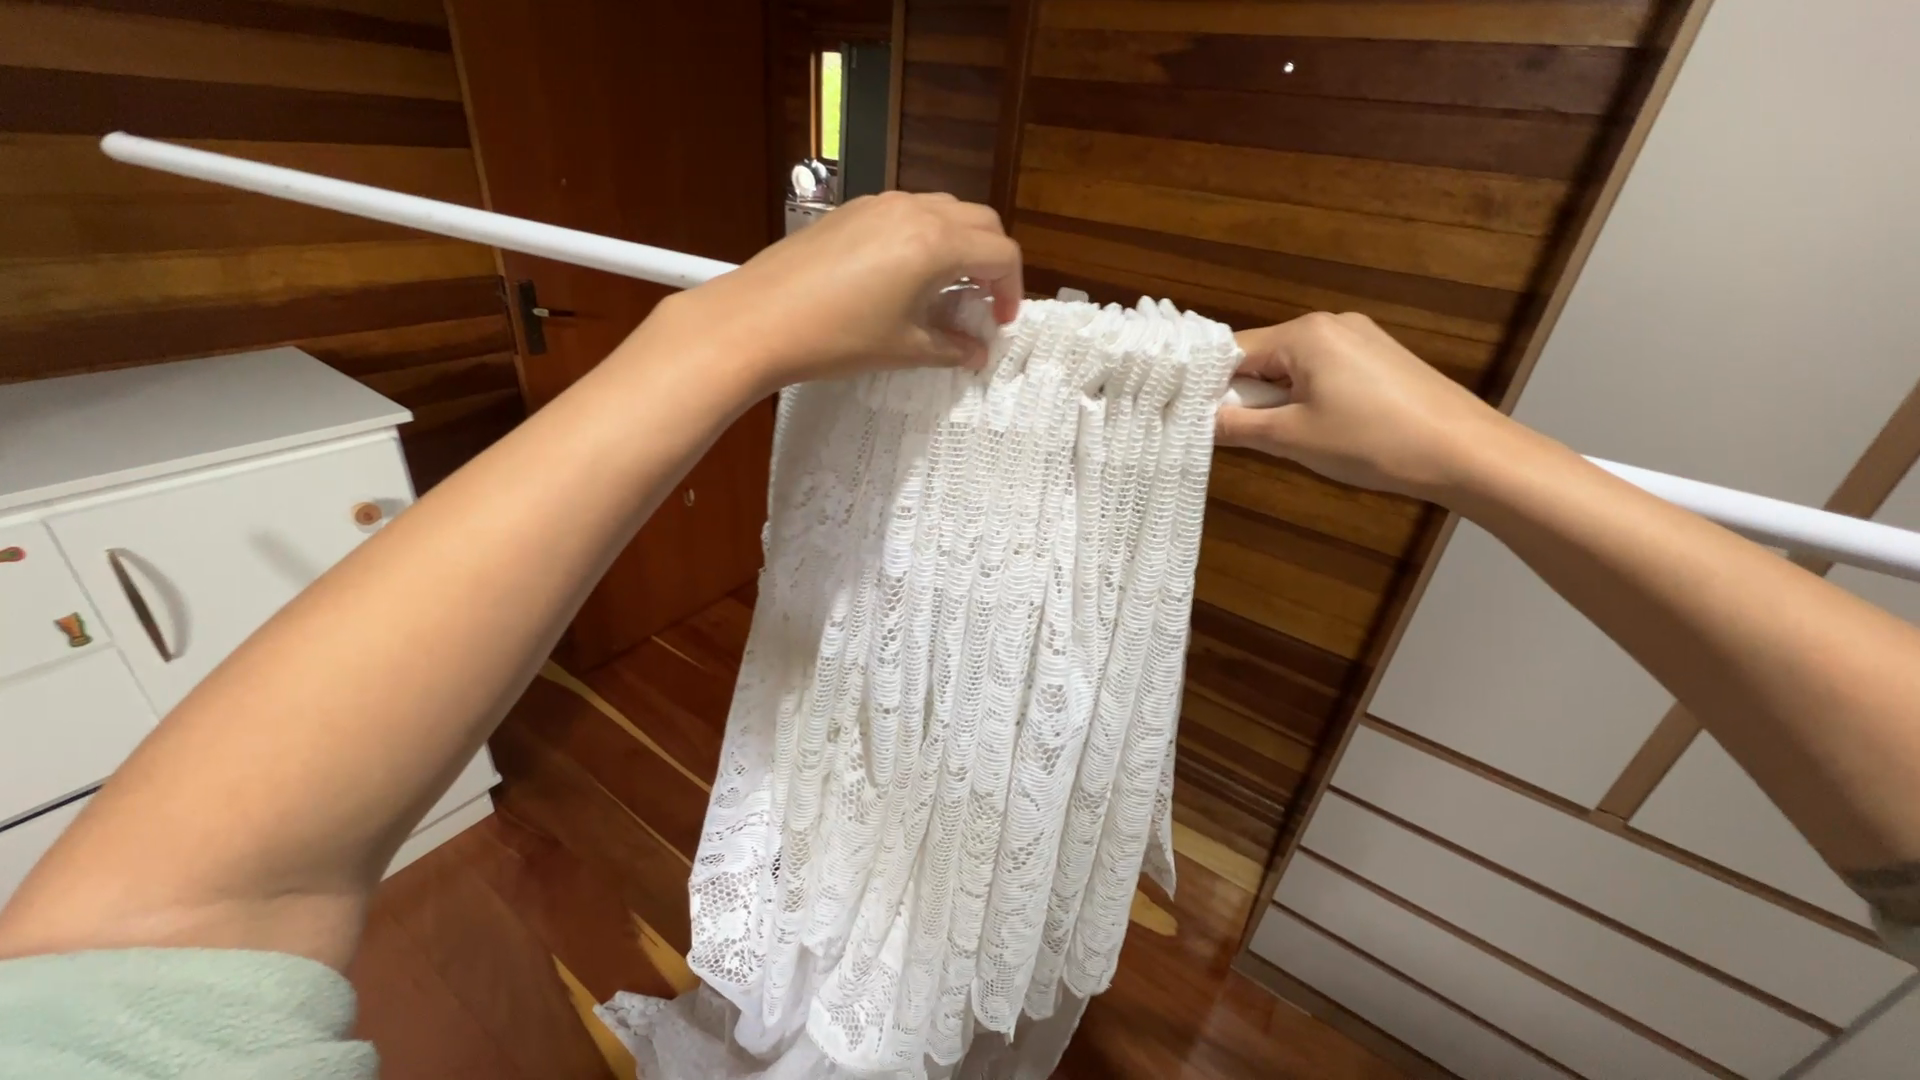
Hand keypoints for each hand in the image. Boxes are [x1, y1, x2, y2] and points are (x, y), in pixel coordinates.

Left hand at [645, 191, 1022, 392]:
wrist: (756, 319)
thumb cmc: (836, 338)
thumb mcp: (903, 349)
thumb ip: (951, 347)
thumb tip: (976, 353)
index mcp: (936, 243)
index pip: (1000, 253)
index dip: (1012, 291)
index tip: (1000, 323)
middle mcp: (914, 210)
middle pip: (979, 222)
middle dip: (992, 262)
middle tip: (982, 304)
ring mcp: (879, 204)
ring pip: (944, 212)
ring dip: (959, 246)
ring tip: (946, 290)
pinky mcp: (852, 209)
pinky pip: (908, 213)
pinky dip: (925, 238)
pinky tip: (905, 276)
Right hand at [1215, 312, 1514, 499]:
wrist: (1464, 451)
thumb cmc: (1371, 441)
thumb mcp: (1291, 438)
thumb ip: (1235, 426)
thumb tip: (1193, 419)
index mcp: (1304, 334)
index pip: (1230, 351)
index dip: (1206, 385)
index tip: (1191, 417)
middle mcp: (1328, 323)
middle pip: (1260, 355)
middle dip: (1243, 394)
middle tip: (1238, 434)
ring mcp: (1357, 336)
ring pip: (1289, 365)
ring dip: (1273, 398)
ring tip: (1283, 435)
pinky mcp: (1376, 356)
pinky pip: (1319, 370)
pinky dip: (1303, 395)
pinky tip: (1317, 425)